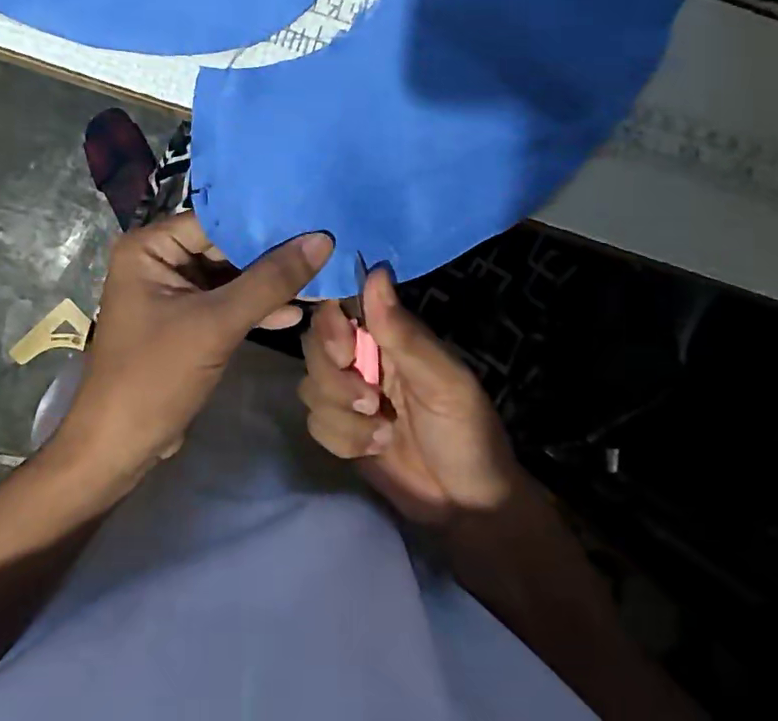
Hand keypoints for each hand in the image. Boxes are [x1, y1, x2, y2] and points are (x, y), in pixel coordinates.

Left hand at [51, 213, 333, 479]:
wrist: (120, 447)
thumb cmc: (156, 376)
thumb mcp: (216, 324)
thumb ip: (270, 281)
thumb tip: (322, 240)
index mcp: (149, 248)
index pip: (216, 220)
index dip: (264, 220)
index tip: (314, 215)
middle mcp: (158, 261)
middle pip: (225, 246)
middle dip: (273, 254)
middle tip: (327, 245)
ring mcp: (172, 293)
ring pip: (231, 276)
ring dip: (270, 283)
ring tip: (321, 278)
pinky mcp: (186, 321)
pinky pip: (227, 303)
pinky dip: (256, 308)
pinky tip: (295, 311)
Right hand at [299, 267, 521, 523]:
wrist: (467, 507)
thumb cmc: (467, 433)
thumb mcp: (444, 381)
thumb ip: (404, 332)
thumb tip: (375, 271)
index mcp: (390, 334)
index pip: (339, 307)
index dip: (330, 325)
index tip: (345, 352)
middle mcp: (363, 357)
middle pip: (314, 345)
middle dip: (335, 378)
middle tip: (371, 401)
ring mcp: (348, 394)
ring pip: (310, 385)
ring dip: (343, 415)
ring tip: (383, 432)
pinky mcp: (340, 429)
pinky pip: (314, 422)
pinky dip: (343, 439)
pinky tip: (375, 448)